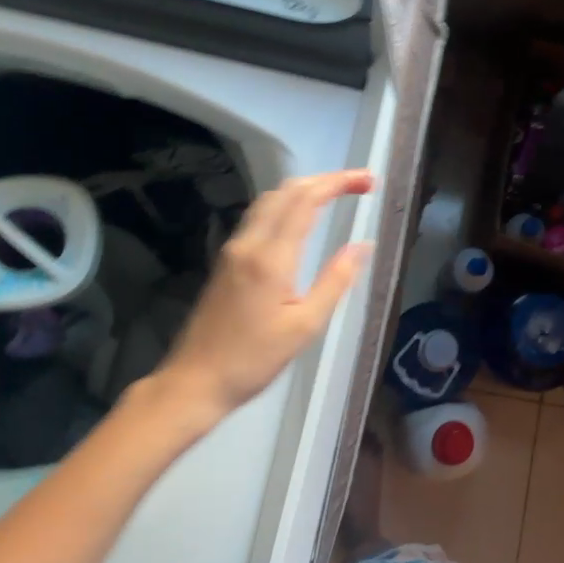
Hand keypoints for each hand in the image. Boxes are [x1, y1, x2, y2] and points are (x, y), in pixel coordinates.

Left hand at [147, 169, 376, 425]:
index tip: (369, 181)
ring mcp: (233, 251)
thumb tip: (363, 245)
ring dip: (304, 189)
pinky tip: (300, 218)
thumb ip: (336, 281)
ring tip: (335, 193)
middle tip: (359, 184)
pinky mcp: (226, 262)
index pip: (307, 200)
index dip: (339, 183)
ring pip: (269, 201)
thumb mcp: (305, 326)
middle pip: (286, 191)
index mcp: (271, 257)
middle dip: (324, 180)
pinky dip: (286, 204)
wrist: (194, 382)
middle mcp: (249, 244)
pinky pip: (259, 217)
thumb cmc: (253, 360)